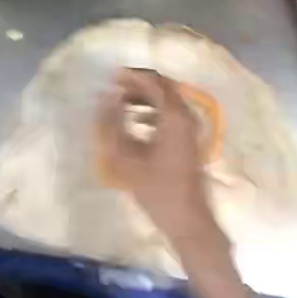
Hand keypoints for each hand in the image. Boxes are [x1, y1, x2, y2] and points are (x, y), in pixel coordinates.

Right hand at [96, 67, 224, 249]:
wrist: (189, 222)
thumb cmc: (157, 190)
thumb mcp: (127, 157)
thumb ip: (113, 124)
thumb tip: (106, 97)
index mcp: (174, 115)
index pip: (153, 81)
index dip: (131, 76)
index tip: (111, 77)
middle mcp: (186, 115)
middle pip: (162, 86)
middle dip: (138, 83)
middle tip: (115, 86)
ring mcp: (190, 128)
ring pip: (167, 99)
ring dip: (145, 96)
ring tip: (120, 102)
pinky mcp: (189, 140)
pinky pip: (170, 113)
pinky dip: (153, 109)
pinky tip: (136, 120)